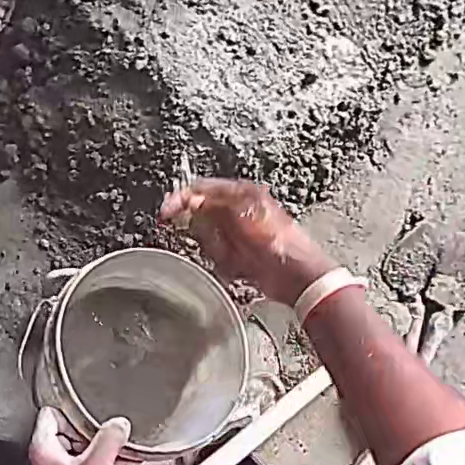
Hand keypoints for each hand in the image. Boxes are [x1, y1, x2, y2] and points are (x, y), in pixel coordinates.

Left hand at [28, 408, 128, 464]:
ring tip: (121, 456)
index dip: (73, 412)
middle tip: (111, 438)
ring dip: (103, 452)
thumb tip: (118, 424)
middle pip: (71, 430)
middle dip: (95, 434)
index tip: (91, 416)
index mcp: (44, 450)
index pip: (52, 413)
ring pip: (82, 448)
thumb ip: (108, 441)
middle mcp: (48, 460)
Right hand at [159, 178, 337, 306]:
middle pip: (202, 214)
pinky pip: (217, 256)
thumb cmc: (280, 244)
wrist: (298, 276)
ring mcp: (238, 232)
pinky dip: (224, 262)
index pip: (201, 188)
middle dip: (206, 232)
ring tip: (236, 257)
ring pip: (208, 238)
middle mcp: (239, 210)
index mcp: (242, 194)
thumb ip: (214, 206)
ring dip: (217, 250)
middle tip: (218, 243)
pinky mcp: (238, 253)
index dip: (181, 199)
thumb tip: (192, 200)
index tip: (167, 212)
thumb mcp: (243, 217)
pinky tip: (240, 266)